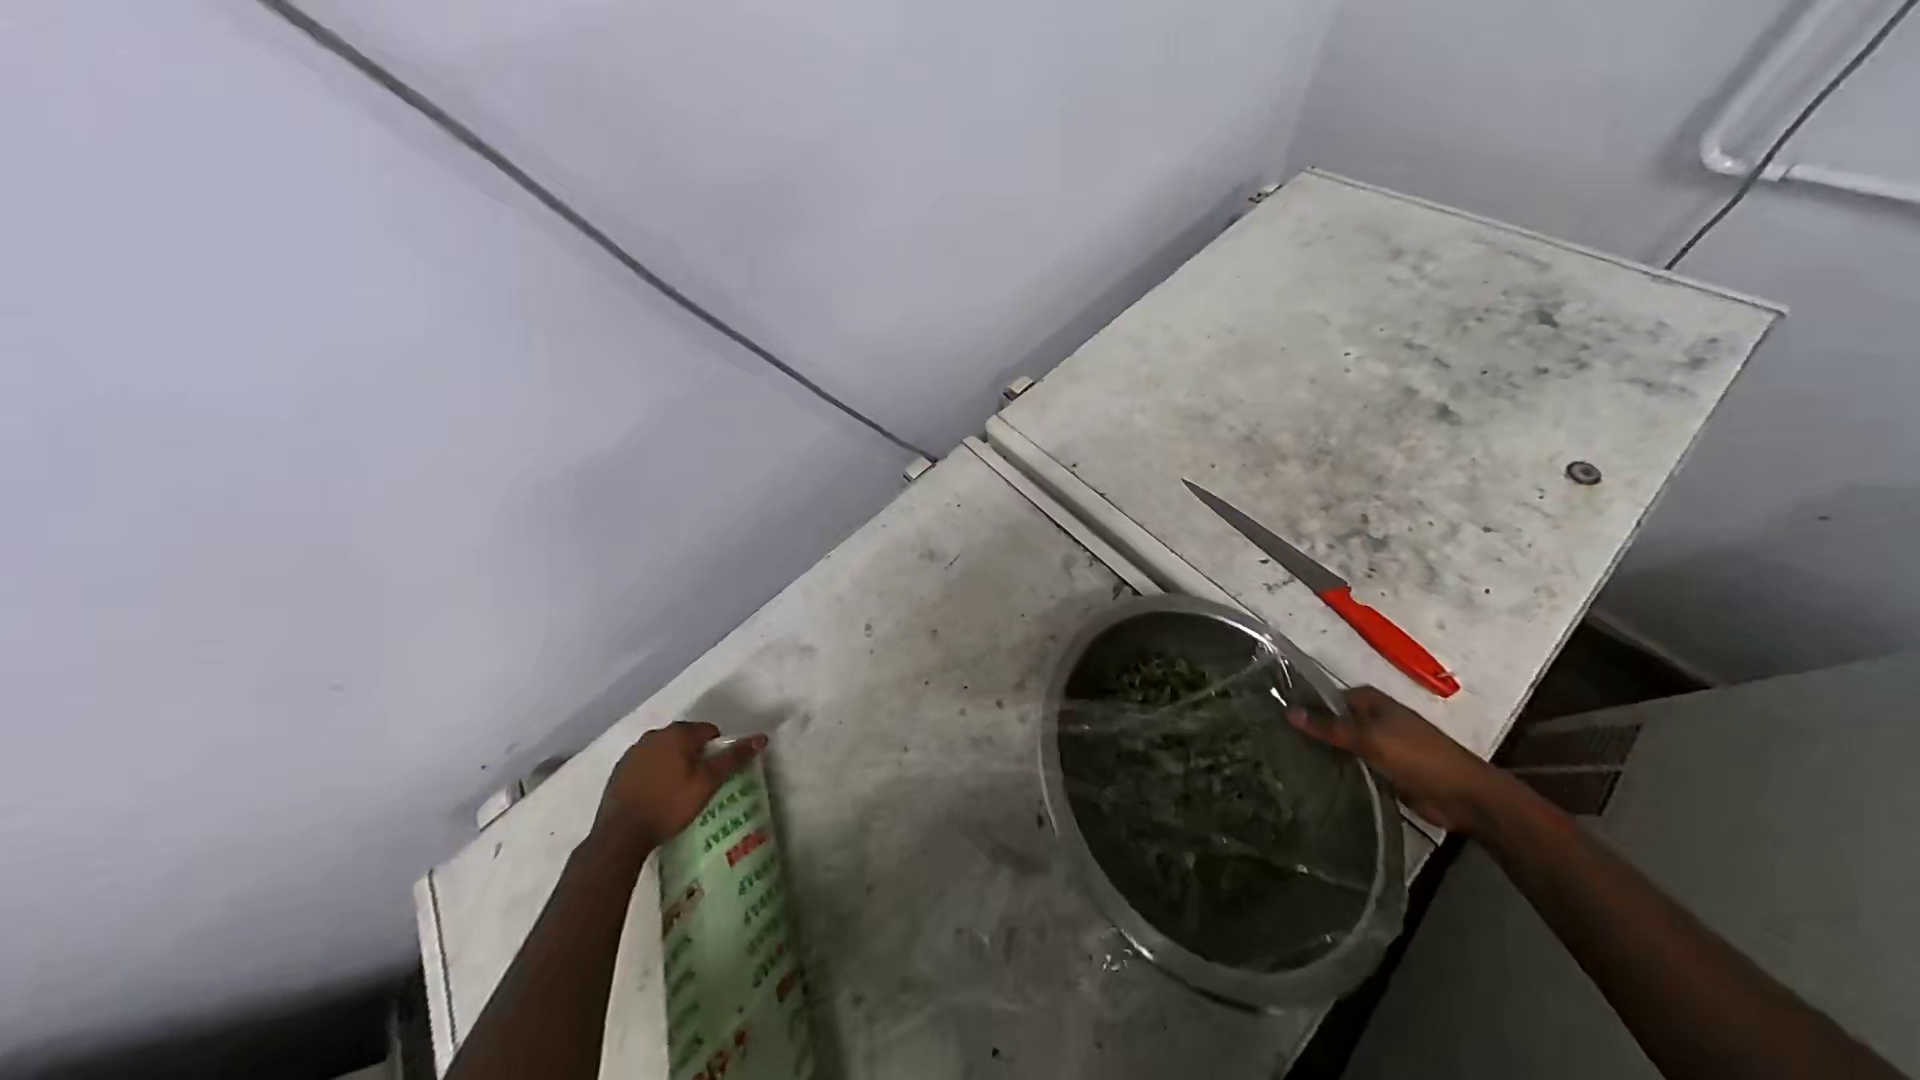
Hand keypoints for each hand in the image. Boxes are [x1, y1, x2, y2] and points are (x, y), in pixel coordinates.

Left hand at [595, 721, 766, 847]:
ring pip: (665, 750)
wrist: (621, 834)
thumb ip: (733, 757)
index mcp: (677, 734)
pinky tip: (657, 794)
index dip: (717, 750)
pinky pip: (647, 763)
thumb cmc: (670, 805)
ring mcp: (634, 751)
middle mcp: (654, 735)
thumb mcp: (708, 782)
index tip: (716, 773)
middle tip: (700, 782)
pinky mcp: (620, 769)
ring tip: (678, 790)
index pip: (709, 730)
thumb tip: (760, 737)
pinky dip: (655, 772)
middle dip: (696, 754)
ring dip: (675, 762)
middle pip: (686, 738)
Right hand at [1286, 686, 1505, 832]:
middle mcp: (1372, 719)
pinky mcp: (1380, 770)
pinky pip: (1349, 765)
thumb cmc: (1417, 756)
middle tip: (1271, 738)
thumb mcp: (1369, 738)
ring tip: (1281, 757)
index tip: (1272, 713)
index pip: (1327, 696)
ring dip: (1320, 750)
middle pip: (1331, 720)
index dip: (1303, 703)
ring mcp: (1376, 745)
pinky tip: (1308, 776)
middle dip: (1308, 728)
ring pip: (1339, 744)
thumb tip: (1288, 711)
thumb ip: (1329, 726)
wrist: (1462, 796)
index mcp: (1371, 701)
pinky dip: (1333, 769)